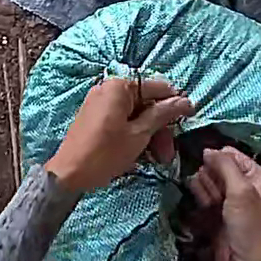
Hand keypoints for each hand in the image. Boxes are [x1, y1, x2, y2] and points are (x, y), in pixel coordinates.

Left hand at [44, 77, 192, 192]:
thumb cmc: (106, 152)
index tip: (190, 118)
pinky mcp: (95, 118)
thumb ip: (162, 115)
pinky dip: (134, 135)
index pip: (156, 87)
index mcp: (118, 87)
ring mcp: (100, 103)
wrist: (70, 173)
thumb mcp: (139, 134)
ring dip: (150, 135)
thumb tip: (185, 101)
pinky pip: (122, 121)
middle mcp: (108, 89)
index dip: (175, 103)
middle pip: (145, 103)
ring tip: (157, 159)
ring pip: (135, 115)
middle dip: (161, 127)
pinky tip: (142, 155)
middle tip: (168, 152)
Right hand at [190, 147, 260, 260]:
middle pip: (219, 167)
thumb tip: (209, 150)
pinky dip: (200, 197)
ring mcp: (231, 203)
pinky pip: (204, 197)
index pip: (234, 156)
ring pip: (208, 181)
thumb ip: (226, 166)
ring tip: (207, 200)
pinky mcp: (217, 215)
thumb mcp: (242, 193)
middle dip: (210, 174)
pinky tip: (200, 203)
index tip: (208, 165)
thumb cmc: (252, 233)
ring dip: (203, 186)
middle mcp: (247, 189)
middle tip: (212, 190)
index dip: (219, 158)